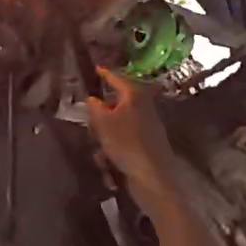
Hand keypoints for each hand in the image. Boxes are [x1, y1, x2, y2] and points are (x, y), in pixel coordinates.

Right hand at [86, 71, 182, 210]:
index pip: (116, 79)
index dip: (105, 74)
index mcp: (134, 96)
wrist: (152, 177)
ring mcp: (146, 126)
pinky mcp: (146, 144)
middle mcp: (143, 107)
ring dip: (105, 139)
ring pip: (117, 127)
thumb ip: (94, 107)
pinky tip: (109, 165)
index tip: (96, 68)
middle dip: (100, 120)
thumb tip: (93, 98)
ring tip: (101, 154)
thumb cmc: (126, 143)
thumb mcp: (103, 123)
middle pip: (115, 106)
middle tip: (92, 129)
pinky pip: (123, 142)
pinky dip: (114, 151)